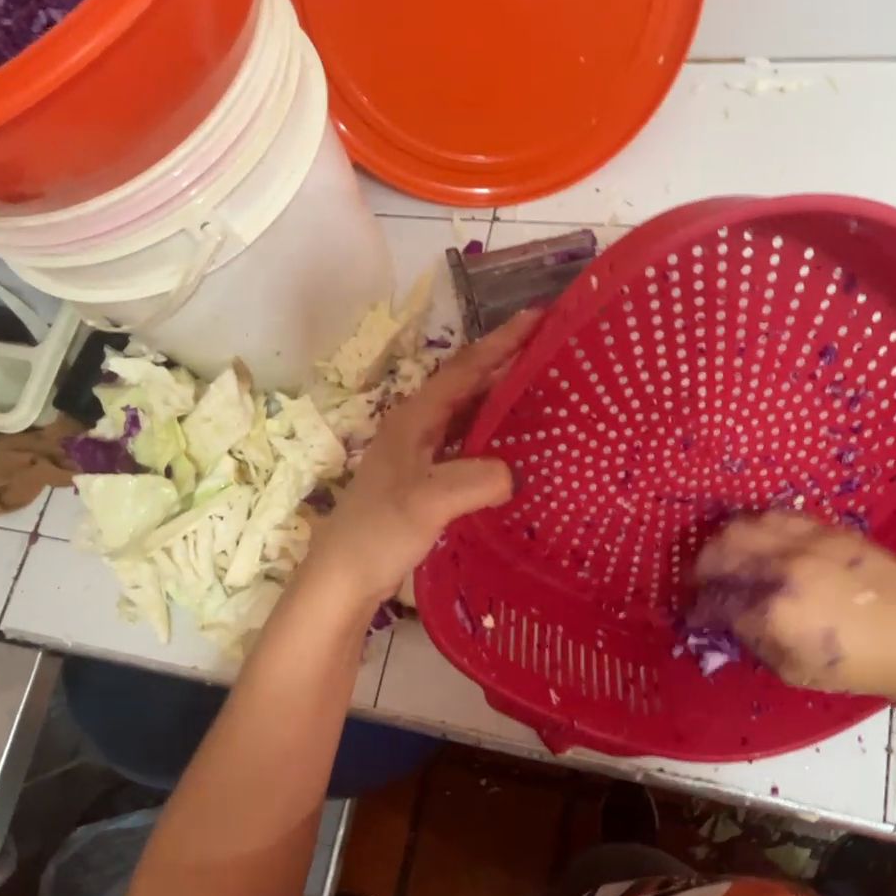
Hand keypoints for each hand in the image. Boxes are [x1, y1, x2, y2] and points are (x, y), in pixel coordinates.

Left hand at [304, 311, 541, 604]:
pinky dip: (494, 438)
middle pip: (467, 385)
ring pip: (468, 415)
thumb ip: (474, 480)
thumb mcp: (428, 502)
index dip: (501, 342)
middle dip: (506, 364)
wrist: (343, 579)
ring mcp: (420, 456)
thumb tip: (516, 473)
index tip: (539, 317)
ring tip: (544, 392)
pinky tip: (517, 449)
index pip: (464, 369)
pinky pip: (468, 446)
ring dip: (502, 400)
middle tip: (552, 351)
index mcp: (414, 418)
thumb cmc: (378, 533)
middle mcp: (417, 428)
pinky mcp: (426, 482)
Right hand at [695, 512, 895, 700]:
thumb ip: (755, 643)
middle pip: (721, 552)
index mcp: (774, 611)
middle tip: (703, 582)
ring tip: (725, 556)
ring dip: (724, 541)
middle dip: (702, 568)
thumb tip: (731, 622)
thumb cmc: (859, 666)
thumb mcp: (794, 671)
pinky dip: (757, 527)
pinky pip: (777, 516)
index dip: (699, 609)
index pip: (716, 601)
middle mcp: (783, 568)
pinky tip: (759, 541)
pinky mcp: (827, 530)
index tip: (696, 616)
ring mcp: (806, 543)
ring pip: (743, 525)